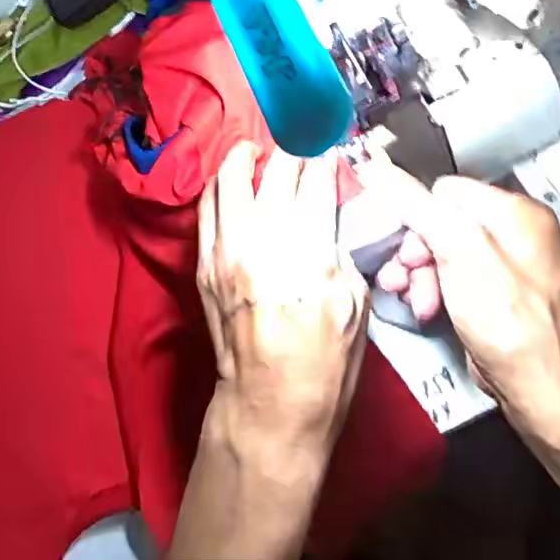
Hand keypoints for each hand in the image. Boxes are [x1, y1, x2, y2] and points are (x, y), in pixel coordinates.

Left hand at [196, 141, 369, 456]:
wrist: (268, 408)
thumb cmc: (325, 362)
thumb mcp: (356, 302)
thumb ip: (340, 249)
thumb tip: (328, 216)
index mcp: (306, 250)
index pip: (316, 181)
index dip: (326, 160)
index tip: (330, 153)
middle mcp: (262, 239)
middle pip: (276, 169)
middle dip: (295, 152)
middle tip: (304, 151)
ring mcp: (225, 249)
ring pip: (231, 177)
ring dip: (249, 156)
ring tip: (262, 154)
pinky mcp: (203, 263)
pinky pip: (207, 206)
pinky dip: (222, 186)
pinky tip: (235, 183)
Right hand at [391, 172, 559, 418]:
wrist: (543, 393)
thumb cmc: (513, 324)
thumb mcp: (457, 251)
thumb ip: (418, 207)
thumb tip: (381, 169)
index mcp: (517, 211)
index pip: (447, 191)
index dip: (420, 219)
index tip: (409, 250)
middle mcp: (516, 233)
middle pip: (443, 224)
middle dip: (418, 254)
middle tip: (406, 278)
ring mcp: (508, 266)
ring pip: (445, 254)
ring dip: (422, 276)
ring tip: (417, 301)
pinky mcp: (498, 296)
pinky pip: (456, 278)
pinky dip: (437, 291)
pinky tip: (428, 309)